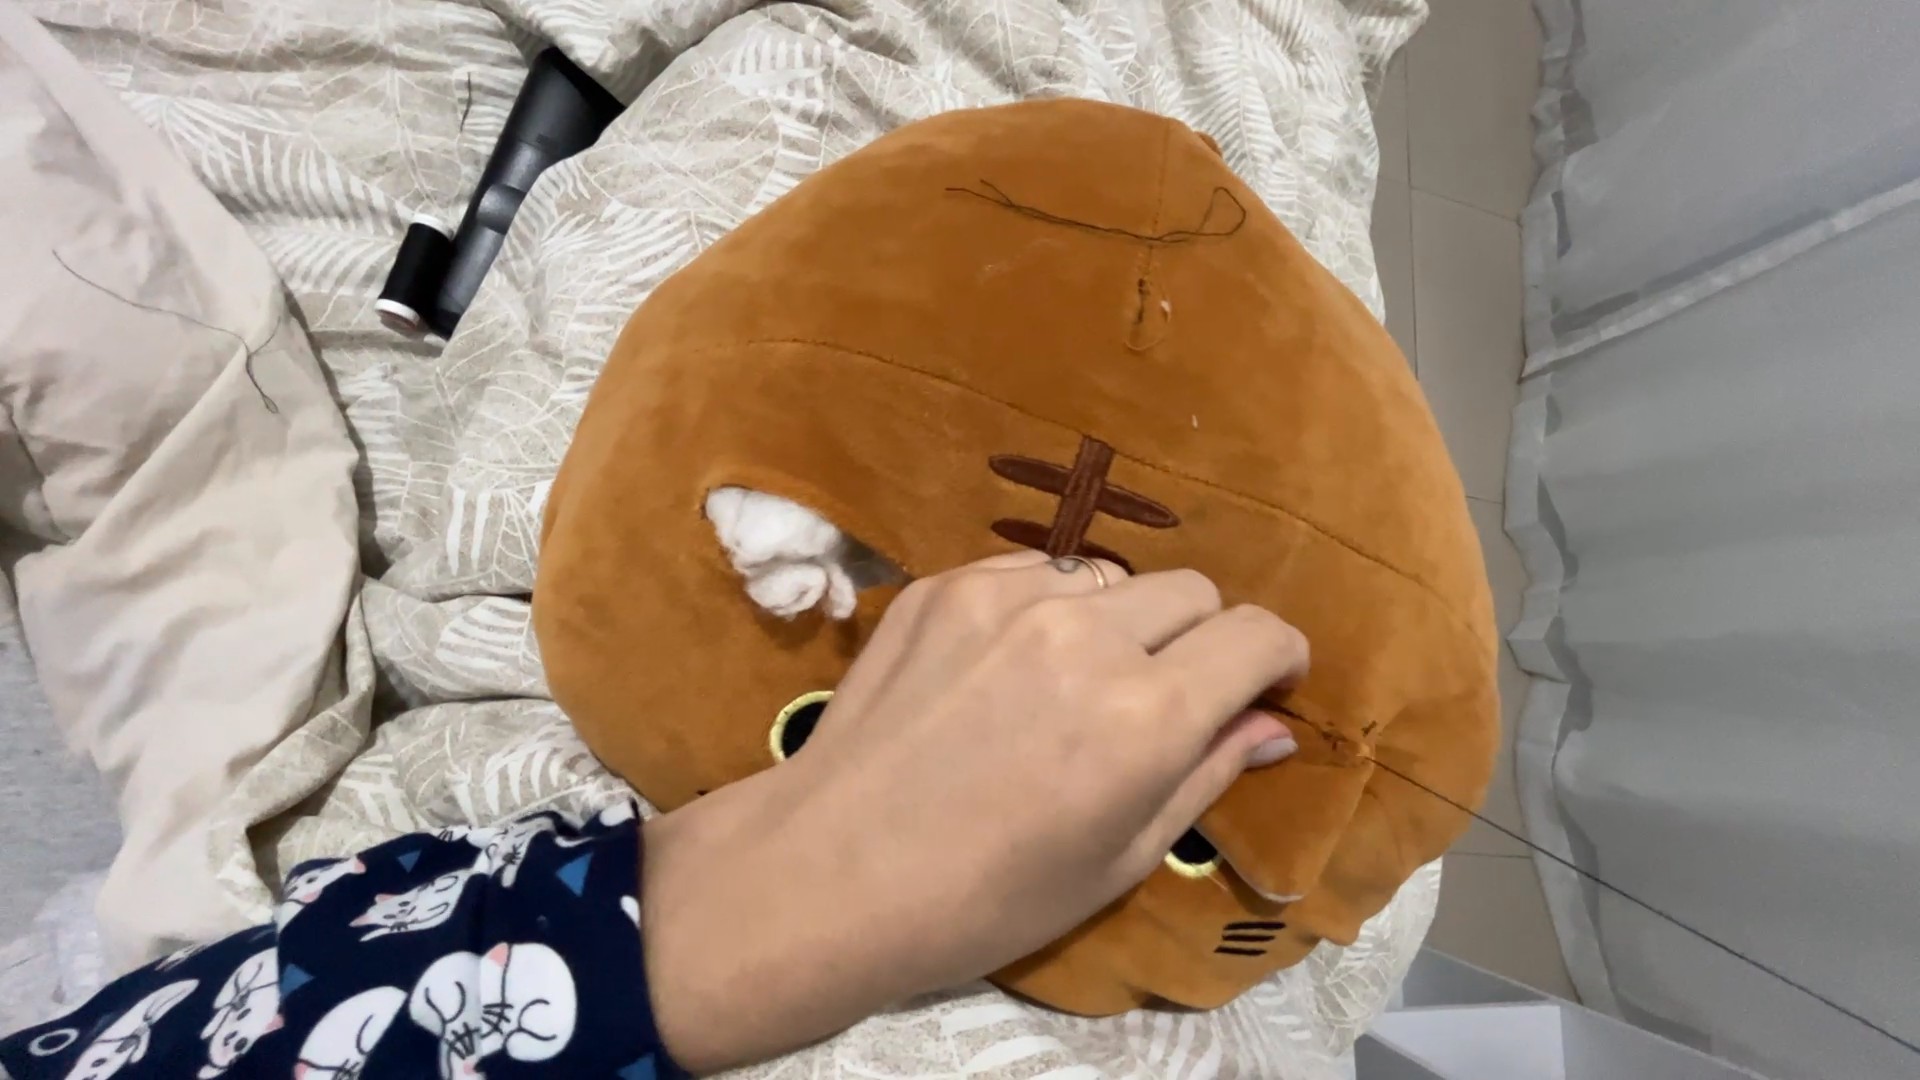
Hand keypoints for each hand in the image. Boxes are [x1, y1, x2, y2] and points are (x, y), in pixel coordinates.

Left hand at [640, 551, 1310, 1072]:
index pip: (1254, 634)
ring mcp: (1003, 597)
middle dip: (1200, 636)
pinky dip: (1044, 609)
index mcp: (1143, 712)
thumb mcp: (1117, 857)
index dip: (1275, 655)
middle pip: (1190, 589)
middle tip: (1163, 688)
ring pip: (1109, 576)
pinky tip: (1006, 662)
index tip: (1263, 679)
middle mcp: (1082, 632)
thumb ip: (1204, 773)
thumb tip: (1270, 725)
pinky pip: (1031, 574)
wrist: (835, 866)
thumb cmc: (987, 893)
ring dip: (1118, 619)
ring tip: (1073, 677)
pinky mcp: (945, 584)